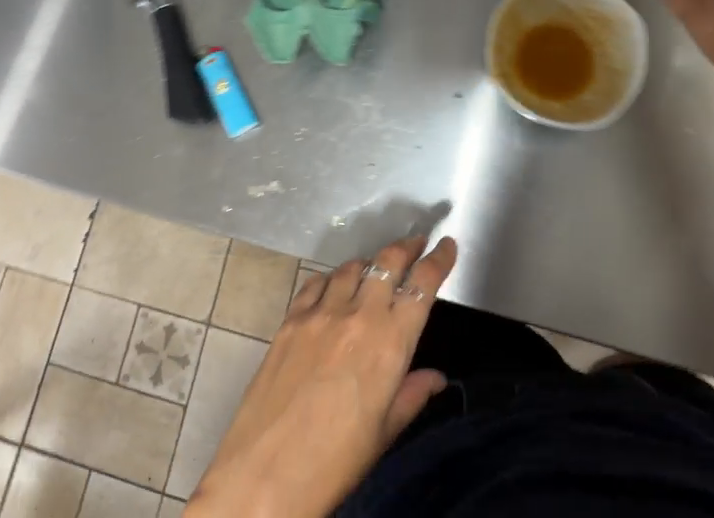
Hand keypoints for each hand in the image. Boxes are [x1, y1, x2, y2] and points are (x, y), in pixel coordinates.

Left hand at [186, 235, 457, 517]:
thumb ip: (412, 394)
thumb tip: (435, 378)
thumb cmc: (337, 459)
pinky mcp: (289, 321)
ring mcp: (319, 314)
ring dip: (369, 261)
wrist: (267, 472)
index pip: (422, 285)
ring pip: (351, 267)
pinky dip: (332, 277)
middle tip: (417, 240)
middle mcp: (357, 316)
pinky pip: (316, 284)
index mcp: (391, 341)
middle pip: (387, 262)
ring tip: (376, 265)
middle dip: (406, 246)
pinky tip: (334, 285)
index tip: (446, 246)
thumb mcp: (385, 430)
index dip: (439, 260)